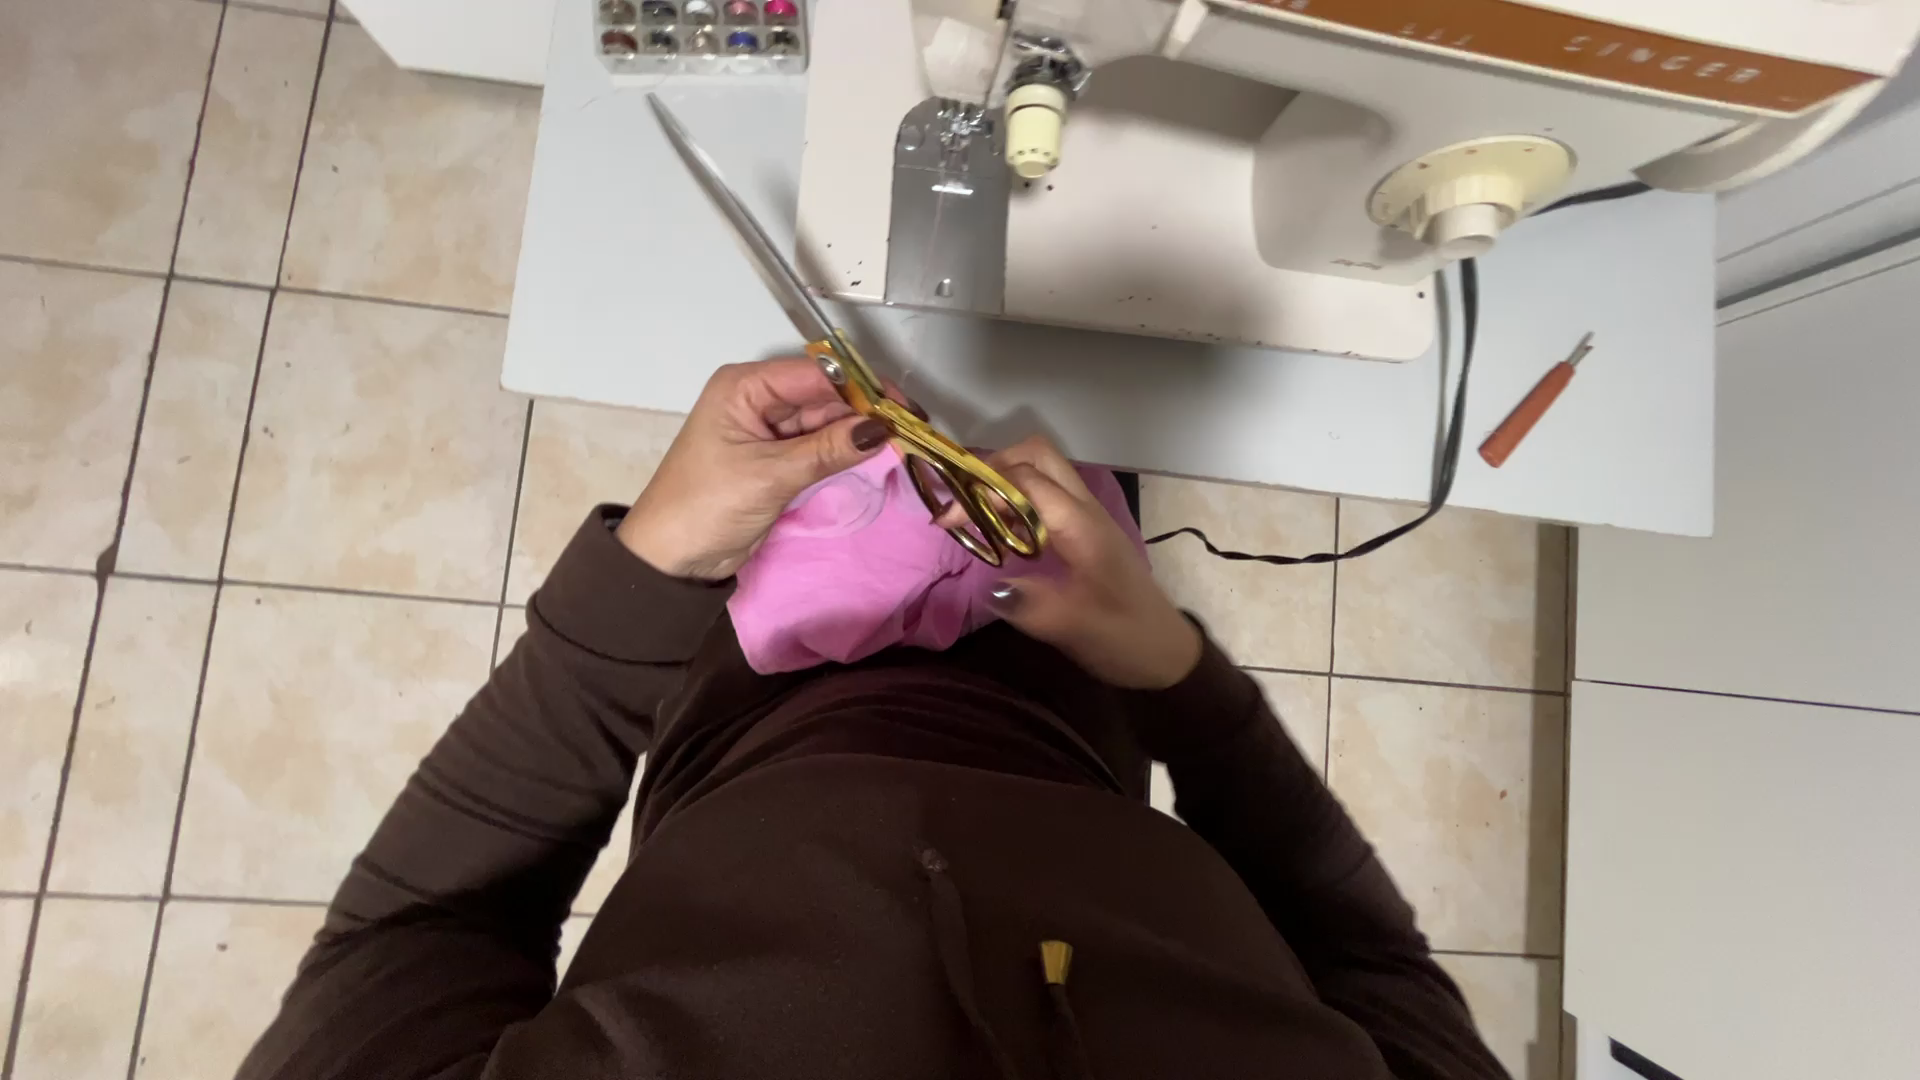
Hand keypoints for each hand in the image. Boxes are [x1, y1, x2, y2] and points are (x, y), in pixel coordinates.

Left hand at [617, 357, 893, 579]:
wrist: (674, 560)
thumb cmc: (705, 507)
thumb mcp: (770, 475)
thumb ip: (828, 450)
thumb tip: (882, 429)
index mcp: (746, 387)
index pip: (816, 375)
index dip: (861, 388)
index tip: (902, 407)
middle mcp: (759, 399)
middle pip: (826, 395)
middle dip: (866, 410)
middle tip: (912, 428)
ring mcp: (771, 429)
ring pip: (827, 421)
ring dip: (861, 431)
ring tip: (905, 440)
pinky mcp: (780, 458)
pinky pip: (821, 445)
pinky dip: (846, 450)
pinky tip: (876, 452)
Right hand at [981, 436, 1201, 689]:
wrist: (1165, 652)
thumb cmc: (1126, 637)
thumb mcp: (1077, 628)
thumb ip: (1032, 606)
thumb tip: (992, 587)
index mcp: (1081, 524)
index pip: (1026, 478)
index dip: (982, 488)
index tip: (949, 520)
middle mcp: (1084, 509)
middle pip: (1037, 456)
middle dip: (993, 467)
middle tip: (961, 502)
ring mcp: (1086, 518)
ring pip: (1042, 473)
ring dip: (1004, 483)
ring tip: (971, 517)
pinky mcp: (1083, 532)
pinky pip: (1046, 498)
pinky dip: (1016, 502)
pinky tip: (998, 534)